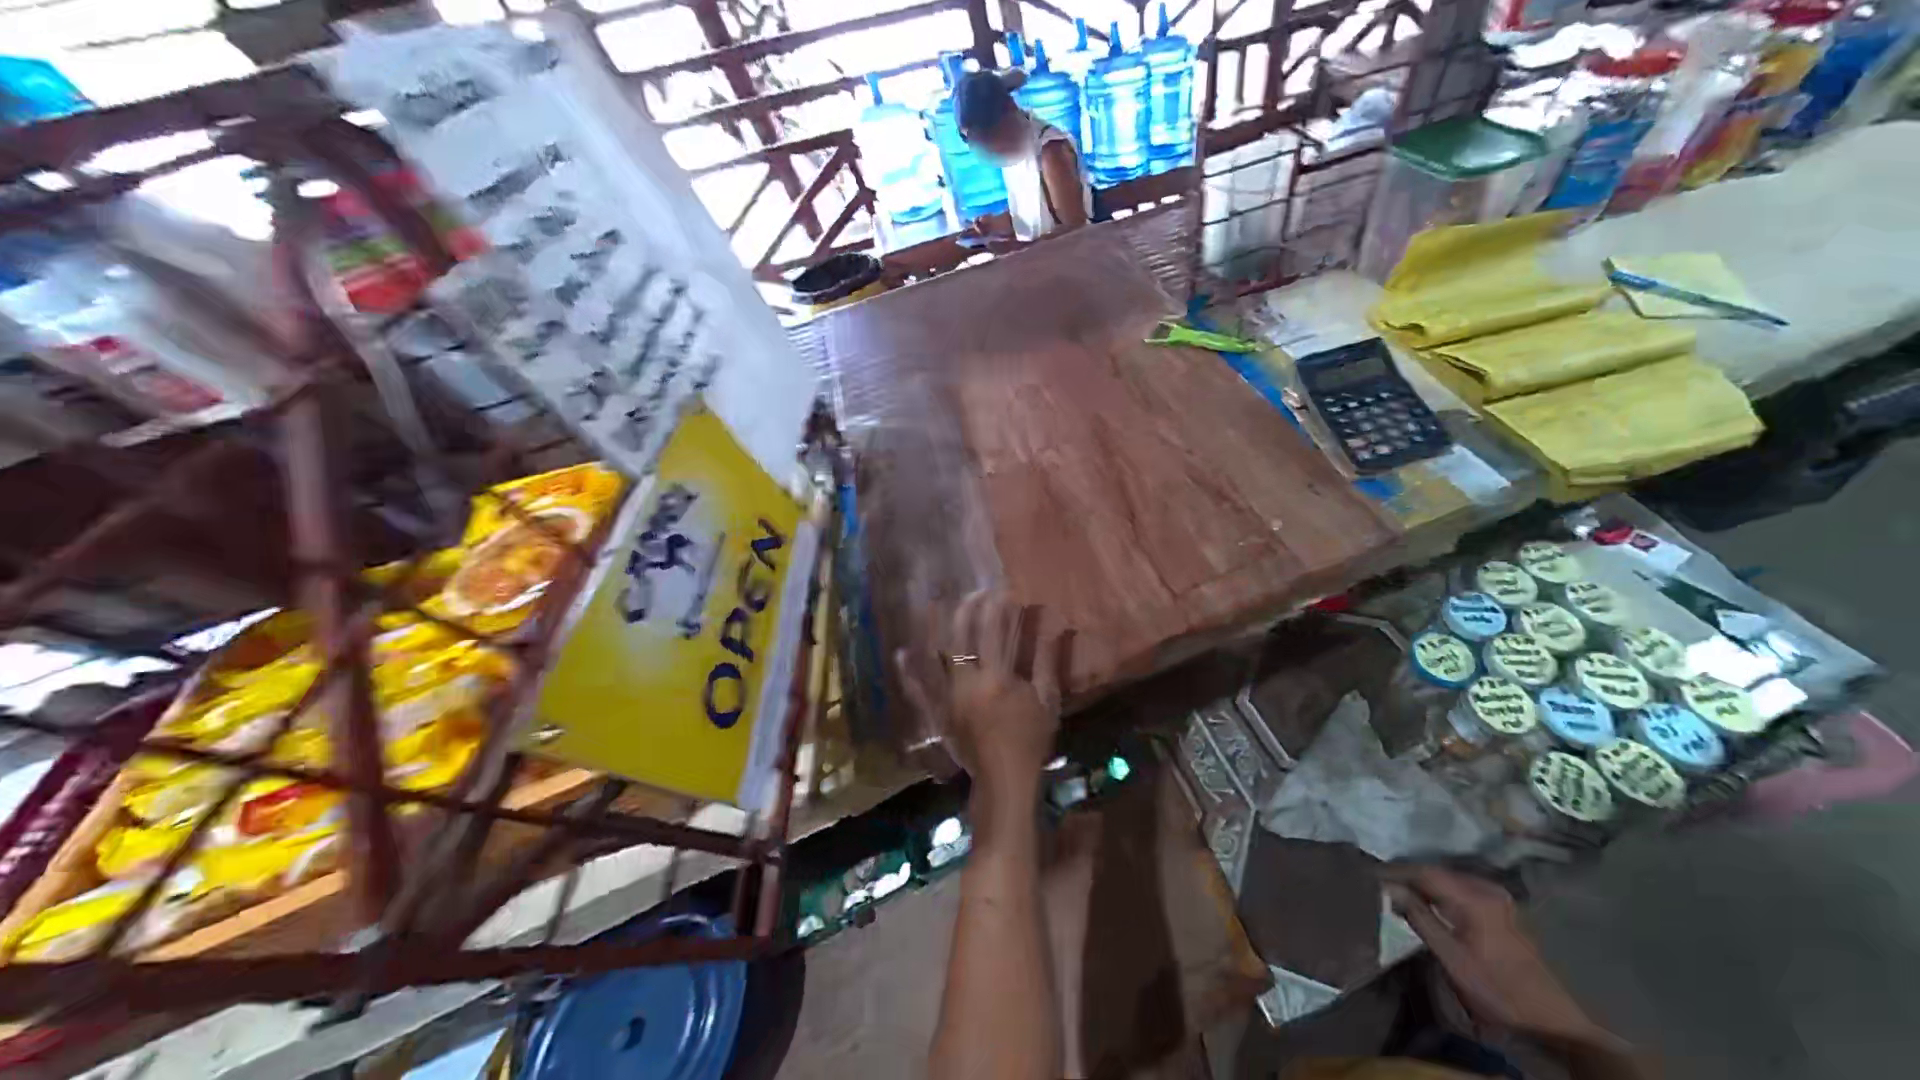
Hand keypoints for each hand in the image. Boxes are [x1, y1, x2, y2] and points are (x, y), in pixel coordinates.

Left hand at [897, 590, 1066, 811]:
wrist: (1004, 778)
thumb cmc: (1031, 739)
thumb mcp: (1046, 699)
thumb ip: (1047, 661)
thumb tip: (1055, 627)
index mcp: (997, 678)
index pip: (995, 632)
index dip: (997, 607)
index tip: (1001, 590)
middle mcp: (968, 683)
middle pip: (962, 637)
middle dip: (967, 610)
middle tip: (973, 592)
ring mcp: (948, 698)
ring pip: (936, 656)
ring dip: (934, 628)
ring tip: (933, 603)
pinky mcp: (937, 713)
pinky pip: (918, 691)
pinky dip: (908, 673)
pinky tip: (902, 653)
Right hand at [1387, 867, 1604, 1045]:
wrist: (1549, 1022)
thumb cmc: (1497, 990)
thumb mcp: (1451, 957)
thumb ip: (1418, 917)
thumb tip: (1386, 888)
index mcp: (1476, 898)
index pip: (1425, 872)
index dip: (1394, 871)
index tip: (1367, 875)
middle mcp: (1487, 890)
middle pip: (1436, 872)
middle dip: (1405, 876)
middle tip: (1376, 883)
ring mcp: (1496, 899)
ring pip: (1446, 880)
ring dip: (1419, 884)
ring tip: (1392, 892)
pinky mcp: (1498, 909)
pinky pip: (1458, 890)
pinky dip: (1436, 892)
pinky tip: (1421, 902)